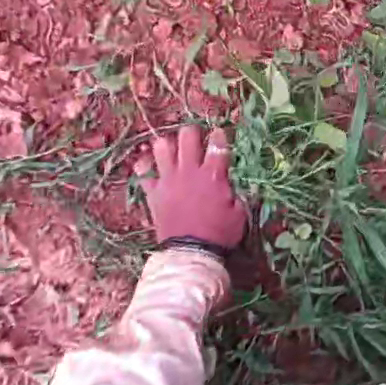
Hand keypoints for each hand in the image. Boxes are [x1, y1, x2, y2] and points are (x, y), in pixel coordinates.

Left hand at [135, 125, 245, 249]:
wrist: (191, 252)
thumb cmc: (219, 234)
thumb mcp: (239, 214)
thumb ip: (241, 195)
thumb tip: (242, 185)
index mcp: (213, 174)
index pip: (217, 145)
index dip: (219, 135)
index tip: (219, 133)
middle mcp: (189, 171)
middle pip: (187, 137)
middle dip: (192, 132)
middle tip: (194, 137)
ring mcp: (168, 180)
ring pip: (162, 147)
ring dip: (167, 144)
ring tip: (171, 148)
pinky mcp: (153, 192)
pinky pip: (143, 172)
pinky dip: (145, 166)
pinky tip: (148, 164)